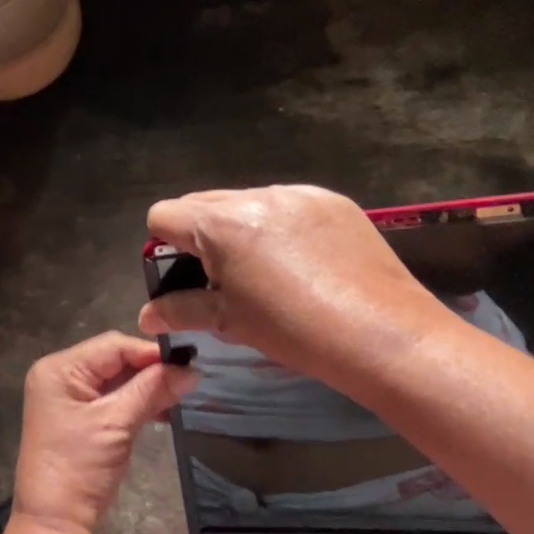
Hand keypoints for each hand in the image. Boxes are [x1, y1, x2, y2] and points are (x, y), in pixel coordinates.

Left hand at [13, 332, 198, 533]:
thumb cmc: (80, 465)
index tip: (189, 361)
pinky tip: (161, 409)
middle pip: (111, 360)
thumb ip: (151, 391)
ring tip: (181, 394)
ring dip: (145, 386)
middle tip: (190, 378)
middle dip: (149, 369)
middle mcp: (59, 375)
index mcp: (59, 368)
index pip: (110, 345)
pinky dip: (134, 402)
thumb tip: (191, 370)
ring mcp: (66, 396)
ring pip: (113, 379)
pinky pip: (109, 399)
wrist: (55, 517)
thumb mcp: (116, 424)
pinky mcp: (77, 417)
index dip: (149, 351)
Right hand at [139, 185, 457, 380]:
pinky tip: (305, 263)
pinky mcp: (332, 202)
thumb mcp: (228, 322)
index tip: (188, 275)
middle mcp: (252, 197)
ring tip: (269, 271)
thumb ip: (179, 310)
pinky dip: (282, 227)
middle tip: (225, 277)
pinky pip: (287, 206)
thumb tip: (145, 316)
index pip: (163, 215)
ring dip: (241, 229)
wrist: (388, 338)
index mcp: (219, 224)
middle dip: (202, 234)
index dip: (165, 244)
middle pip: (201, 203)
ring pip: (244, 203)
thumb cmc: (295, 331)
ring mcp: (296, 195)